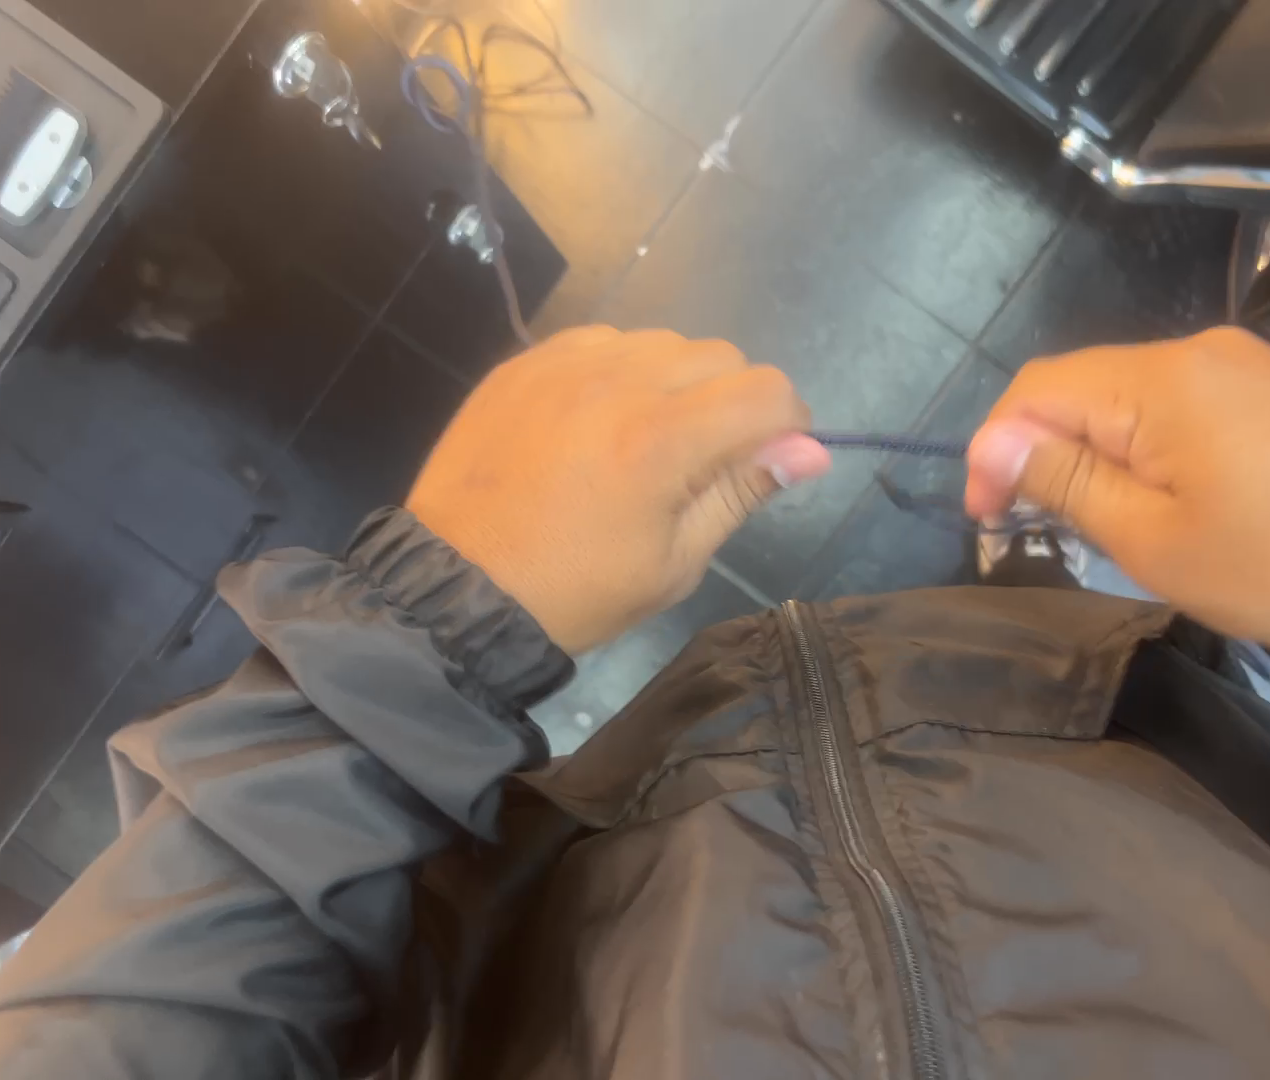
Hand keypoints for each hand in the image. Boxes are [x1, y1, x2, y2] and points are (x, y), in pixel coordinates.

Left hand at [407, 326, 829, 652]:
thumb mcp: (675, 563)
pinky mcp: (527, 361)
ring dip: (679, 382)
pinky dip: (624, 370)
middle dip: (734, 403)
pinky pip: (605, 340)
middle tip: (701, 459)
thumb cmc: (577, 592)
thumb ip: (742, 492)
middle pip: (721, 356)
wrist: (458, 587)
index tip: (770, 459)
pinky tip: (599, 417)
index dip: (789, 424)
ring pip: (664, 341)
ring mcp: (566, 363)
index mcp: (663, 439)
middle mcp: (620, 380)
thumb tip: (811, 452)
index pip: (767, 392)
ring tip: (645, 437)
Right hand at [965, 327, 1269, 647]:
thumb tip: (991, 442)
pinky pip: (1164, 400)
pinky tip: (1140, 485)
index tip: (988, 515)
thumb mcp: (1148, 537)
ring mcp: (1234, 362)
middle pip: (1074, 385)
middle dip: (1033, 448)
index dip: (994, 448)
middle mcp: (1194, 350)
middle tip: (1026, 519)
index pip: (1036, 390)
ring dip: (1080, 446)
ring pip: (1116, 394)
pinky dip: (1128, 440)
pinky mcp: (1260, 383)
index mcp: (1160, 382)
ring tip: (1083, 509)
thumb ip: (1063, 479)